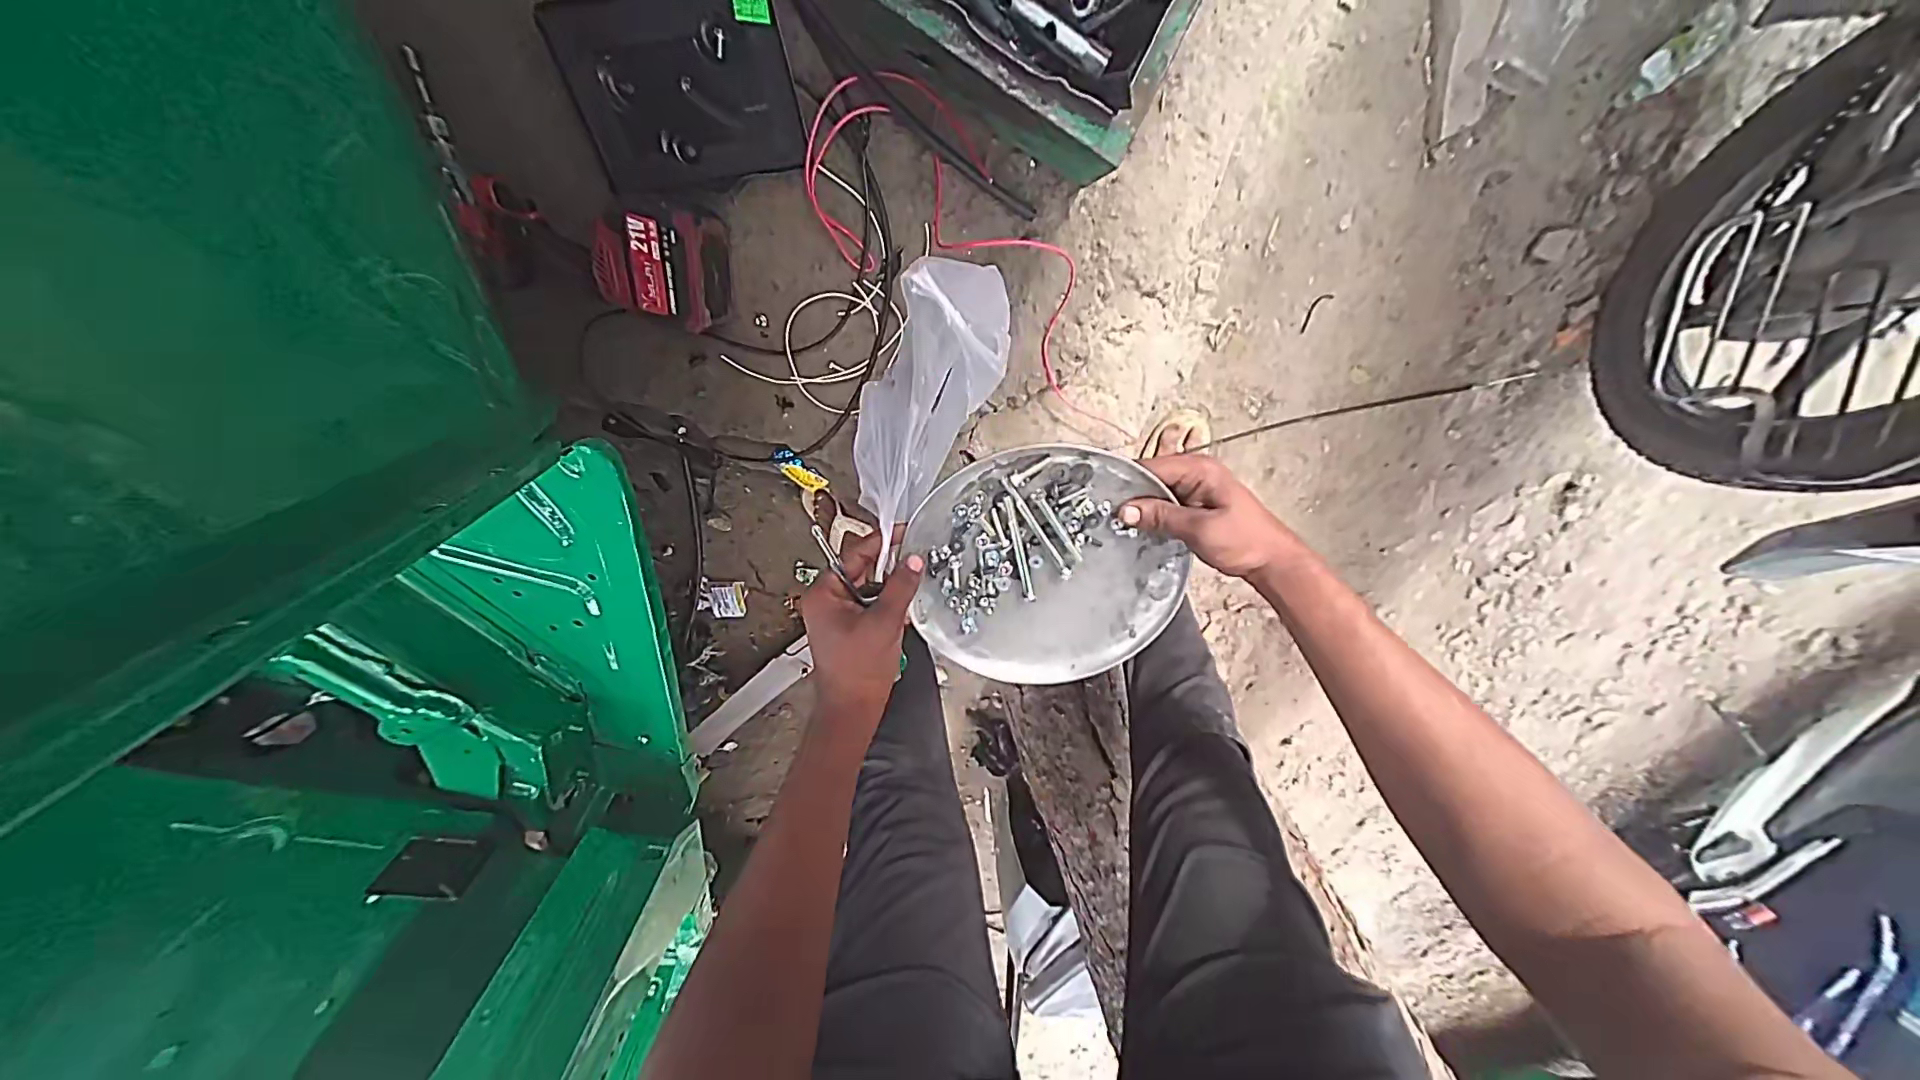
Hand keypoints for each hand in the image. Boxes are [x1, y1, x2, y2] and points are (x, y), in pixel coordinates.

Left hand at [798, 531, 923, 716]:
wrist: (853, 707)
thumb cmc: (857, 672)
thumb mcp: (884, 622)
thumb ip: (900, 587)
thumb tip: (913, 561)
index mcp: (824, 593)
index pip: (855, 554)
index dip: (883, 541)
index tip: (903, 532)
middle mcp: (826, 600)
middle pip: (863, 569)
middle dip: (890, 566)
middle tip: (915, 558)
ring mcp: (837, 614)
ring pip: (870, 587)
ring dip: (891, 587)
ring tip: (910, 588)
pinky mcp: (849, 626)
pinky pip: (871, 603)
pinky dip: (888, 604)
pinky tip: (902, 611)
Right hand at [1120, 454, 1306, 577]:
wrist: (1272, 561)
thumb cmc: (1247, 541)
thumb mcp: (1199, 529)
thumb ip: (1161, 516)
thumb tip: (1127, 509)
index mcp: (1200, 469)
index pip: (1152, 467)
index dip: (1129, 484)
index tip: (1110, 502)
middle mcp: (1197, 472)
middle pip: (1151, 477)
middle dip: (1133, 496)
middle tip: (1115, 516)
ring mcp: (1196, 487)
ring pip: (1155, 491)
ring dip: (1143, 507)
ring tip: (1126, 523)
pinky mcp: (1194, 504)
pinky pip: (1165, 503)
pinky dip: (1153, 514)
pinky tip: (1144, 526)